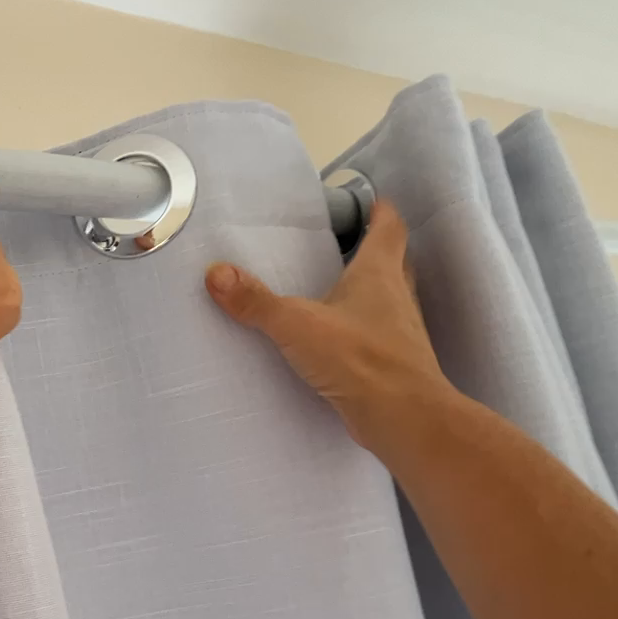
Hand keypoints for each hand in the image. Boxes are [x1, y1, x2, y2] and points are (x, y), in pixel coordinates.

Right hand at [203, 202, 456, 449]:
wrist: (402, 417)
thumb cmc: (358, 358)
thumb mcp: (295, 325)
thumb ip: (255, 301)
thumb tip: (215, 273)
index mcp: (379, 274)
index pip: (388, 228)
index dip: (380, 211)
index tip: (369, 201)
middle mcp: (397, 296)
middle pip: (394, 261)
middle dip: (375, 249)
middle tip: (347, 244)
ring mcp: (399, 332)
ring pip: (389, 299)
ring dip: (370, 291)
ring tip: (337, 290)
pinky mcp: (393, 363)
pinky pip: (378, 334)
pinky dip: (361, 328)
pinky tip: (337, 339)